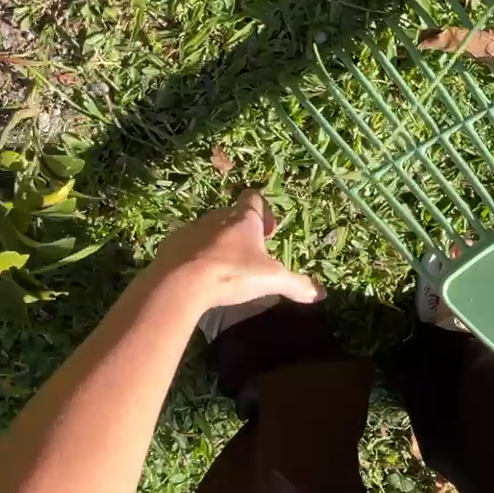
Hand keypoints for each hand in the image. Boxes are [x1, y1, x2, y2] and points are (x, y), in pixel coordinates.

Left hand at [136, 190, 321, 313]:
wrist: (179, 282)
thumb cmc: (231, 273)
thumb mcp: (270, 280)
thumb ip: (296, 284)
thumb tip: (321, 294)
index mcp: (243, 219)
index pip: (254, 198)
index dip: (264, 210)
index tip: (269, 231)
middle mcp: (216, 217)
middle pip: (232, 216)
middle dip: (242, 232)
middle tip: (250, 255)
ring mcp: (191, 229)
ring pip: (208, 230)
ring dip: (217, 244)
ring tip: (224, 269)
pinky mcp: (171, 244)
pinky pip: (187, 245)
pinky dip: (195, 256)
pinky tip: (198, 277)